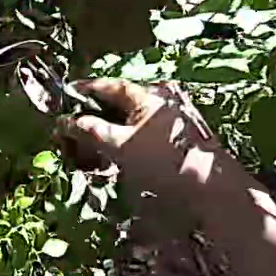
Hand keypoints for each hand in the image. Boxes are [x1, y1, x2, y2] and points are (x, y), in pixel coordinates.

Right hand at [62, 78, 225, 204]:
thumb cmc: (164, 163)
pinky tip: (114, 156)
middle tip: (72, 129)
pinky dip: (124, 138)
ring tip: (90, 147)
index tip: (63, 99)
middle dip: (93, 115)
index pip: (107, 85)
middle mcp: (162, 98)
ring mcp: (172, 116)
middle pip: (117, 102)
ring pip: (129, 118)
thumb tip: (63, 121)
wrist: (212, 189)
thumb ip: (89, 130)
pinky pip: (142, 130)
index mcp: (148, 94)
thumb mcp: (120, 146)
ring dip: (108, 129)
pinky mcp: (177, 135)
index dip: (83, 91)